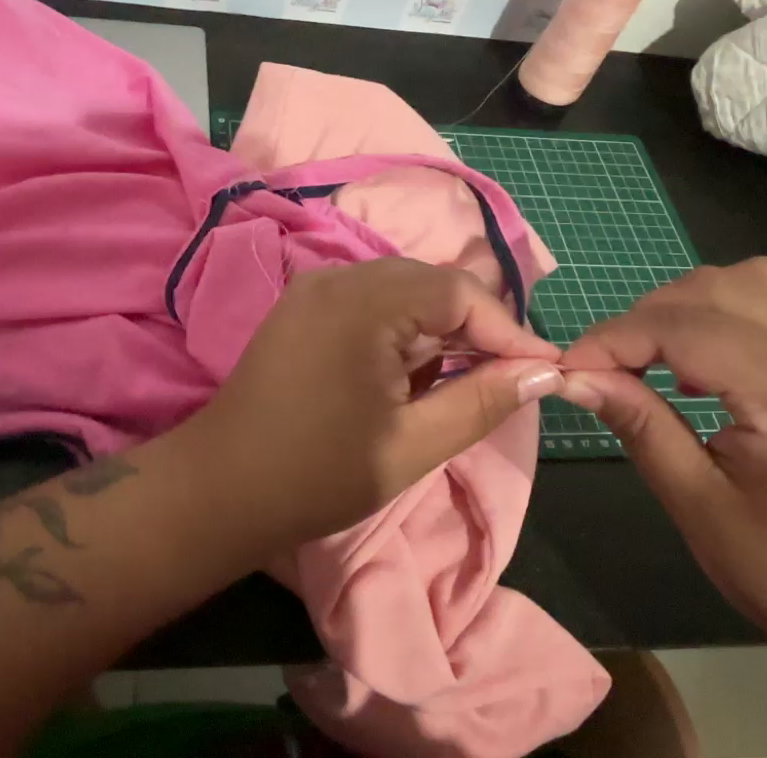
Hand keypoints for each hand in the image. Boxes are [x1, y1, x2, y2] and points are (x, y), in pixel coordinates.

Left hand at [178, 258, 566, 547]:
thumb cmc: (319, 473)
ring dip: (437, 328)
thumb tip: (545, 371)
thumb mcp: (414, 444)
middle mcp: (337, 278)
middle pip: (430, 281)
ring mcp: (312, 289)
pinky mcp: (300, 307)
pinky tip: (409, 372)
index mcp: (364, 303)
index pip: (459, 291)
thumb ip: (482, 399)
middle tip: (505, 379)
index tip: (541, 372)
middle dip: (474, 326)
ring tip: (460, 381)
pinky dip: (400, 328)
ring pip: (400, 289)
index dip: (507, 329)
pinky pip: (368, 301)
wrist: (221, 488)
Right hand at [558, 258, 766, 673]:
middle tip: (608, 366)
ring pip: (757, 281)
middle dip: (648, 315)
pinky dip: (734, 314)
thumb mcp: (702, 508)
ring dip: (693, 304)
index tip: (568, 367)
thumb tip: (574, 377)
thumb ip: (640, 426)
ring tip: (657, 357)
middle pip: (720, 288)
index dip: (615, 338)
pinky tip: (711, 365)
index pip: (687, 329)